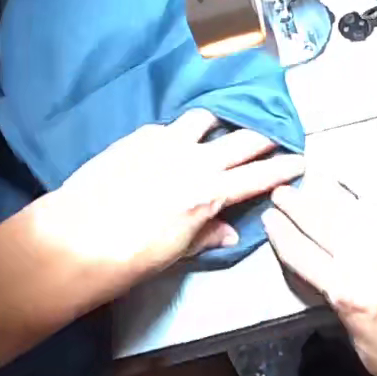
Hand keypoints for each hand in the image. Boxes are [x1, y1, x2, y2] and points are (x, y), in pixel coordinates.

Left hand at [30, 110, 304, 290]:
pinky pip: (169, 128)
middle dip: (262, 137)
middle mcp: (196, 160)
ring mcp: (168, 142)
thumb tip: (229, 231)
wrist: (76, 236)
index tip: (300, 160)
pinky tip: (168, 145)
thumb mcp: (176, 251)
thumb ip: (207, 234)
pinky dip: (177, 134)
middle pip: (242, 140)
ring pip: (205, 119)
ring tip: (216, 130)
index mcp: (210, 192)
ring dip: (216, 125)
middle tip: (273, 137)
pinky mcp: (141, 135)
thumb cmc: (131, 256)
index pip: (260, 176)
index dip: (284, 168)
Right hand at [262, 178, 376, 375]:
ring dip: (333, 189)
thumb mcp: (366, 350)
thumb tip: (335, 279)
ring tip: (317, 176)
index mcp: (350, 293)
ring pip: (357, 205)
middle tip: (284, 188)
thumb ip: (347, 306)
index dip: (283, 234)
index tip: (270, 218)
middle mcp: (371, 260)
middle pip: (324, 222)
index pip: (303, 255)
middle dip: (299, 203)